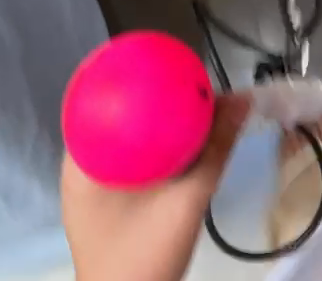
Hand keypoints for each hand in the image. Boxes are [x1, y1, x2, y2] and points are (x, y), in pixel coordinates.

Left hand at [60, 93, 248, 280]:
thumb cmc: (145, 259)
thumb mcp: (187, 199)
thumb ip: (216, 147)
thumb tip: (243, 97)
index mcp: (81, 163)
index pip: (102, 98)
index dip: (137, 76)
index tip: (173, 63)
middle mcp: (78, 169)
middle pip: (117, 115)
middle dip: (156, 97)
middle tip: (194, 85)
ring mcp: (89, 190)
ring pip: (125, 138)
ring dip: (158, 122)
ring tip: (194, 104)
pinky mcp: (105, 205)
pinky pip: (129, 159)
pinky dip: (155, 146)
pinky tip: (182, 141)